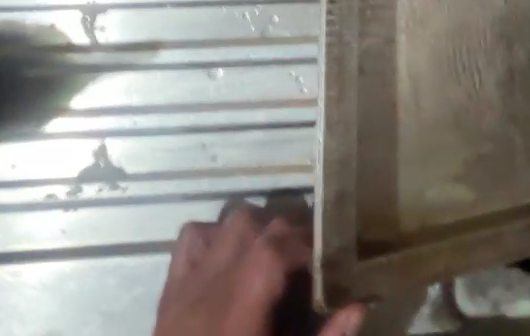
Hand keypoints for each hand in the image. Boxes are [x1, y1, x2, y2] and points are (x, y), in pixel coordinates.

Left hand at [153, 205, 365, 335]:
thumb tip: (359, 307)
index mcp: (246, 297)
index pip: (283, 242)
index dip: (311, 245)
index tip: (327, 264)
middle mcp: (218, 277)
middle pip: (262, 225)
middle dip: (290, 236)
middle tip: (307, 265)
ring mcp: (190, 280)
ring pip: (231, 222)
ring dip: (257, 229)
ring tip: (272, 257)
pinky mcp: (169, 291)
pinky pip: (191, 238)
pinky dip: (214, 237)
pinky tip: (229, 260)